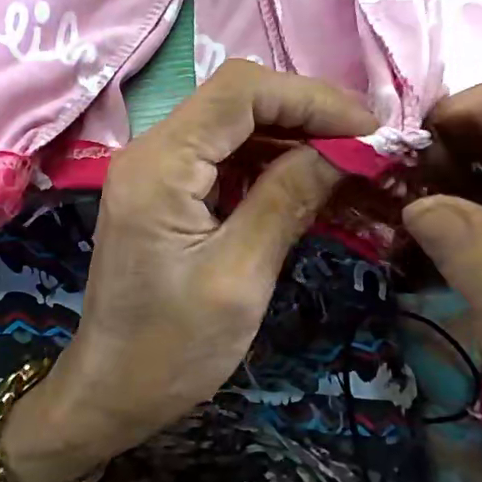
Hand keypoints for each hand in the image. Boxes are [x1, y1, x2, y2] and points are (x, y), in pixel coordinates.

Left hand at [8, 61, 376, 479]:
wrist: (111, 389)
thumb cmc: (171, 347)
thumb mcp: (240, 276)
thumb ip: (287, 199)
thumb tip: (346, 149)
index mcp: (159, 165)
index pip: (239, 92)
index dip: (311, 98)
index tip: (371, 129)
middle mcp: (149, 151)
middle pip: (235, 100)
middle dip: (305, 113)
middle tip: (368, 146)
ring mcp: (152, 170)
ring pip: (230, 125)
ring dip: (290, 135)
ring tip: (350, 161)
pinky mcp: (161, 192)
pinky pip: (219, 157)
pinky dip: (266, 160)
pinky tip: (307, 178)